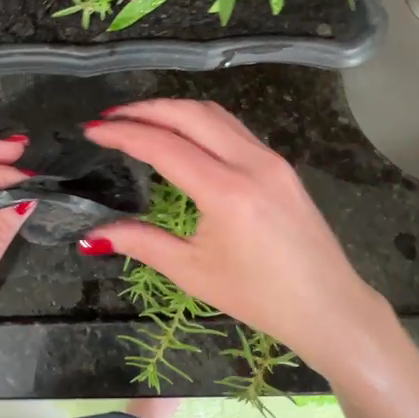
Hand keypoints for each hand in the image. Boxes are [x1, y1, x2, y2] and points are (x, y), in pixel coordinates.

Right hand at [85, 100, 393, 371]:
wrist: (328, 308)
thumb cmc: (258, 298)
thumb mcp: (193, 272)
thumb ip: (140, 244)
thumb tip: (90, 237)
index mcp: (227, 191)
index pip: (164, 145)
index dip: (123, 133)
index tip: (92, 130)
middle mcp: (251, 163)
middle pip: (190, 114)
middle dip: (145, 109)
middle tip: (110, 117)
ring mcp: (271, 159)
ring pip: (215, 114)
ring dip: (173, 109)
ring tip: (138, 119)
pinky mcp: (281, 165)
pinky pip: (233, 127)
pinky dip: (199, 121)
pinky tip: (180, 134)